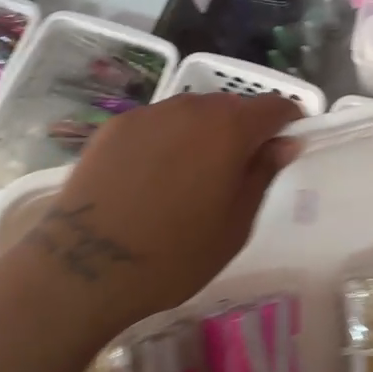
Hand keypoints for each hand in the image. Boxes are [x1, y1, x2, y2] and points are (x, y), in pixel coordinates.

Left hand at [15, 93, 302, 330]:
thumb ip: (263, 174)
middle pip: (231, 107)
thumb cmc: (175, 254)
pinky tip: (150, 180)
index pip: (275, 106)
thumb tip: (284, 143)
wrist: (85, 265)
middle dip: (242, 132)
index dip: (287, 123)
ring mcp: (149, 113)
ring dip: (202, 135)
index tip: (284, 149)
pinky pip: (156, 125)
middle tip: (234, 176)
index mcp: (230, 128)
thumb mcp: (235, 225)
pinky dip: (165, 142)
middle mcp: (191, 107)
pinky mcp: (115, 126)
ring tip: (189, 180)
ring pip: (192, 114)